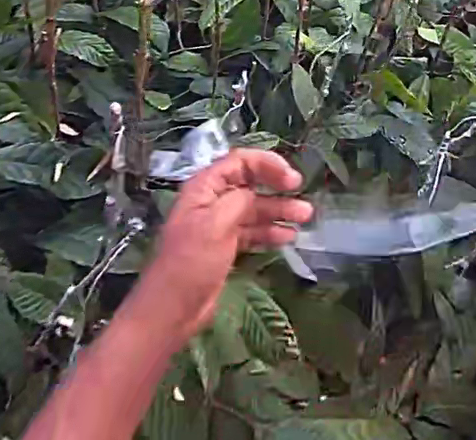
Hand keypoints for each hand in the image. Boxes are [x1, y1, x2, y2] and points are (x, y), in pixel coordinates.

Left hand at [129, 150, 311, 342]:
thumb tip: (256, 194)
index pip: (242, 162)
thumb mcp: (216, 224)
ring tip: (305, 216)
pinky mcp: (226, 246)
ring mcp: (220, 224)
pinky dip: (270, 231)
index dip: (268, 164)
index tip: (291, 179)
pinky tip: (288, 236)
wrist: (170, 313)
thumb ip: (240, 200)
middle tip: (302, 194)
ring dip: (280, 210)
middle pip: (252, 184)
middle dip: (278, 187)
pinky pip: (253, 231)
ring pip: (256, 209)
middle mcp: (213, 201)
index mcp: (205, 188)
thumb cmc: (190, 263)